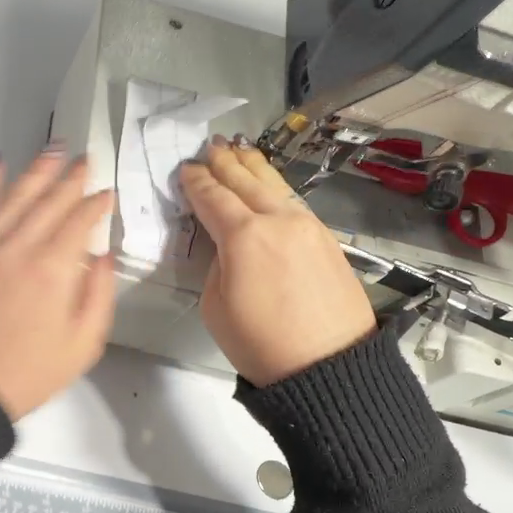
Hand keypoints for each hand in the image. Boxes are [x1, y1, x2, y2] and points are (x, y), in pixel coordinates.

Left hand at [0, 150, 117, 419]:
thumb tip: (103, 255)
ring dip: (36, 171)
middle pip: (49, 201)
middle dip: (71, 179)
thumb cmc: (28, 373)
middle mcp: (18, 248)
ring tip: (54, 149)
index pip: (80, 221)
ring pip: (13, 197)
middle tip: (85, 160)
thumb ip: (99, 295)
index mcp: (54, 270)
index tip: (106, 195)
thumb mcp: (83, 345)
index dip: (96, 204)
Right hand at [181, 140, 375, 385]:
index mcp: (244, 236)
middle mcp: (278, 220)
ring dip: (254, 167)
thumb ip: (217, 265)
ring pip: (276, 186)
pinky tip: (269, 186)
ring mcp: (308, 227)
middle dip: (225, 163)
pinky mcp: (327, 240)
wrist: (327, 365)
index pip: (214, 198)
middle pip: (246, 182)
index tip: (185, 169)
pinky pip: (293, 202)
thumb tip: (229, 249)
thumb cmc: (260, 343)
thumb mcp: (215, 306)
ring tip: (239, 151)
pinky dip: (275, 187)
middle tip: (210, 147)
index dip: (196, 183)